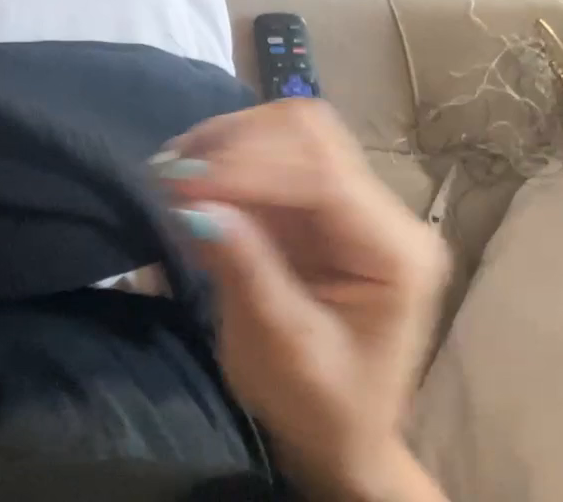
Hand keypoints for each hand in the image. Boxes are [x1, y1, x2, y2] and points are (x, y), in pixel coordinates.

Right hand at [155, 100, 449, 501]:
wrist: (339, 432)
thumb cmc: (321, 403)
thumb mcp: (283, 347)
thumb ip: (246, 270)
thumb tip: (194, 204)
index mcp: (394, 252)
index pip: (320, 174)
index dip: (246, 166)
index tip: (178, 183)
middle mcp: (379, 211)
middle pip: (307, 132)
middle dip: (232, 143)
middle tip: (169, 171)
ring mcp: (346, 201)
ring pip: (284, 131)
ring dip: (223, 142)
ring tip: (171, 170)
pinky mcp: (311, 203)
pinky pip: (265, 153)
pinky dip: (221, 157)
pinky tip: (187, 178)